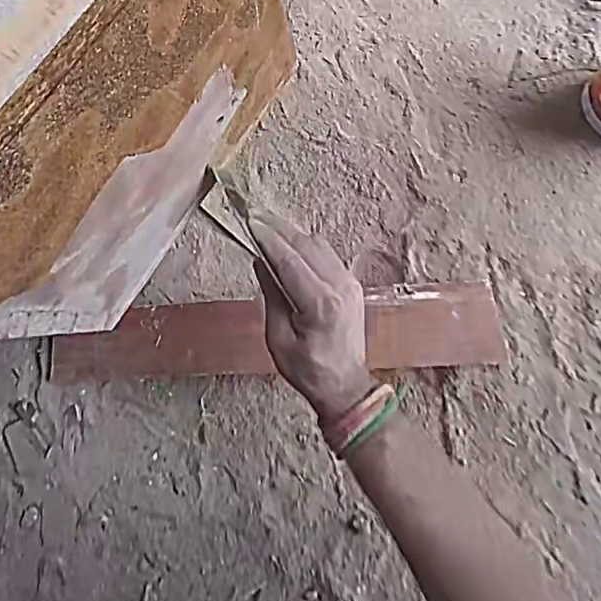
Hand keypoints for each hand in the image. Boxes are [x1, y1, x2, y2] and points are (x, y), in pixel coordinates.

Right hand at [250, 212, 375, 421]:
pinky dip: (305, 243)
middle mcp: (339, 288)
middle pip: (304, 245)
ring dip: (291, 232)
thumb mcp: (278, 337)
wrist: (345, 385)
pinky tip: (289, 240)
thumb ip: (271, 295)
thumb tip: (261, 262)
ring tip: (267, 223)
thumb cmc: (309, 369)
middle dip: (276, 227)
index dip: (267, 237)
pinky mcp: (351, 284)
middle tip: (254, 214)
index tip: (250, 221)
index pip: (288, 259)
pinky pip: (326, 253)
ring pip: (317, 244)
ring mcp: (349, 284)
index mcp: (320, 304)